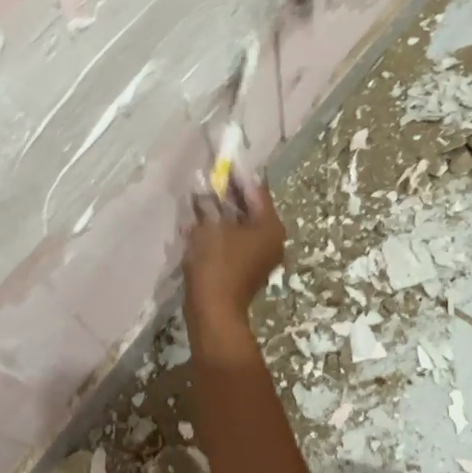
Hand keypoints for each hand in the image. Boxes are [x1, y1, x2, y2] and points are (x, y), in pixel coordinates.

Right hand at [182, 172, 285, 342]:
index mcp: (270, 226)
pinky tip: (200, 222)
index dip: (238, 175)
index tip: (222, 161)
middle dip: (228, 193)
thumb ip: (209, 202)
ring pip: (240, 224)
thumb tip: (204, 184)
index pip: (256, 191)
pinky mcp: (245, 267)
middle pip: (250, 208)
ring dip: (221, 212)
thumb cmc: (216, 264)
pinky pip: (234, 240)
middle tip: (208, 178)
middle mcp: (271, 239)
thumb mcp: (209, 226)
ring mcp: (259, 256)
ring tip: (200, 197)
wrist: (213, 310)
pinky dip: (219, 229)